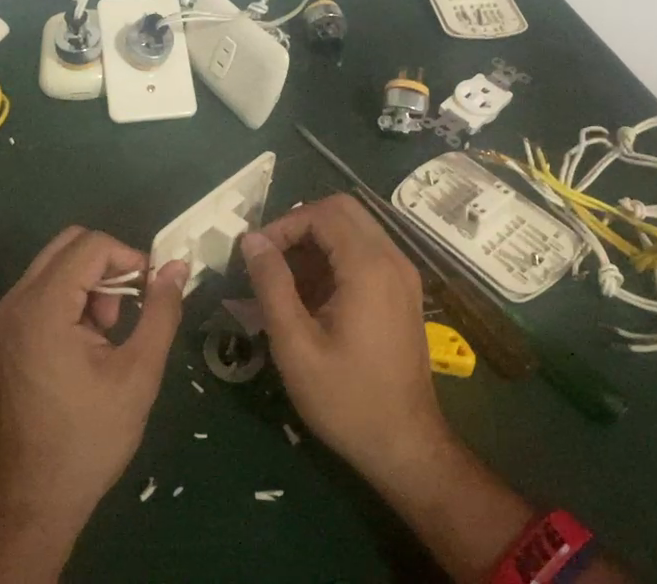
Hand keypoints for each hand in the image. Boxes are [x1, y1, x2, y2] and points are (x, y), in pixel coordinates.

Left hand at [0, 226, 187, 582]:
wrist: (35, 498)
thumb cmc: (90, 438)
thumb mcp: (138, 372)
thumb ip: (160, 311)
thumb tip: (177, 266)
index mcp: (42, 308)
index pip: (91, 245)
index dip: (130, 257)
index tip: (153, 291)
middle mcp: (16, 302)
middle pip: (69, 246)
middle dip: (109, 265)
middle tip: (131, 308)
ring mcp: (6, 319)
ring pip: (56, 266)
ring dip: (91, 283)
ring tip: (111, 334)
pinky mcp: (7, 336)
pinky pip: (44, 291)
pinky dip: (73, 300)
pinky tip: (91, 343)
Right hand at [243, 196, 552, 583]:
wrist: (405, 445)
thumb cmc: (346, 399)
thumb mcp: (295, 345)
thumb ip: (272, 284)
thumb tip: (251, 240)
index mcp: (369, 267)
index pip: (323, 212)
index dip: (283, 224)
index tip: (255, 255)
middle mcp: (393, 260)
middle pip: (343, 211)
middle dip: (299, 226)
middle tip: (268, 259)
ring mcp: (403, 275)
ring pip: (355, 230)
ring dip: (316, 243)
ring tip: (283, 282)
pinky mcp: (403, 293)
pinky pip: (366, 254)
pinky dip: (335, 259)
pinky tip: (310, 297)